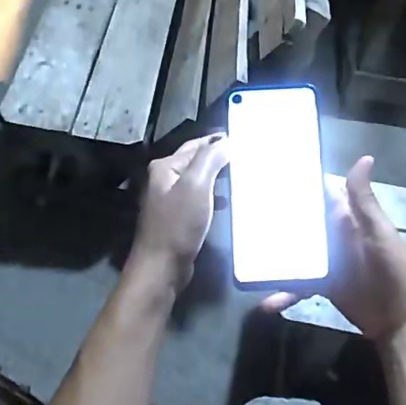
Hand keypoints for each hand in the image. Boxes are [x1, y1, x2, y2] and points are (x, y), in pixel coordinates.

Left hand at [127, 134, 230, 284]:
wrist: (162, 266)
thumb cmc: (178, 224)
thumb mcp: (196, 186)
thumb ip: (210, 159)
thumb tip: (225, 141)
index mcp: (165, 167)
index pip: (196, 144)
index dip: (217, 140)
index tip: (241, 138)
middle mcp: (163, 178)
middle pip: (195, 160)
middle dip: (217, 155)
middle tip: (243, 153)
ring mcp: (168, 198)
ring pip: (197, 179)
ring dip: (216, 175)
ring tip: (239, 173)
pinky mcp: (175, 216)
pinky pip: (197, 197)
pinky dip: (212, 194)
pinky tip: (225, 200)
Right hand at [260, 157, 405, 341]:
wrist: (400, 318)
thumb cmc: (393, 269)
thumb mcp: (377, 232)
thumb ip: (364, 200)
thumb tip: (365, 157)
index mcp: (346, 219)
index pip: (320, 194)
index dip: (298, 184)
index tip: (268, 173)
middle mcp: (332, 237)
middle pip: (299, 223)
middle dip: (274, 218)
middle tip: (242, 212)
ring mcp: (324, 262)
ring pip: (293, 253)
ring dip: (272, 256)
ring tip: (244, 258)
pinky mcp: (320, 285)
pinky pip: (297, 285)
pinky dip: (283, 293)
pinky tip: (266, 303)